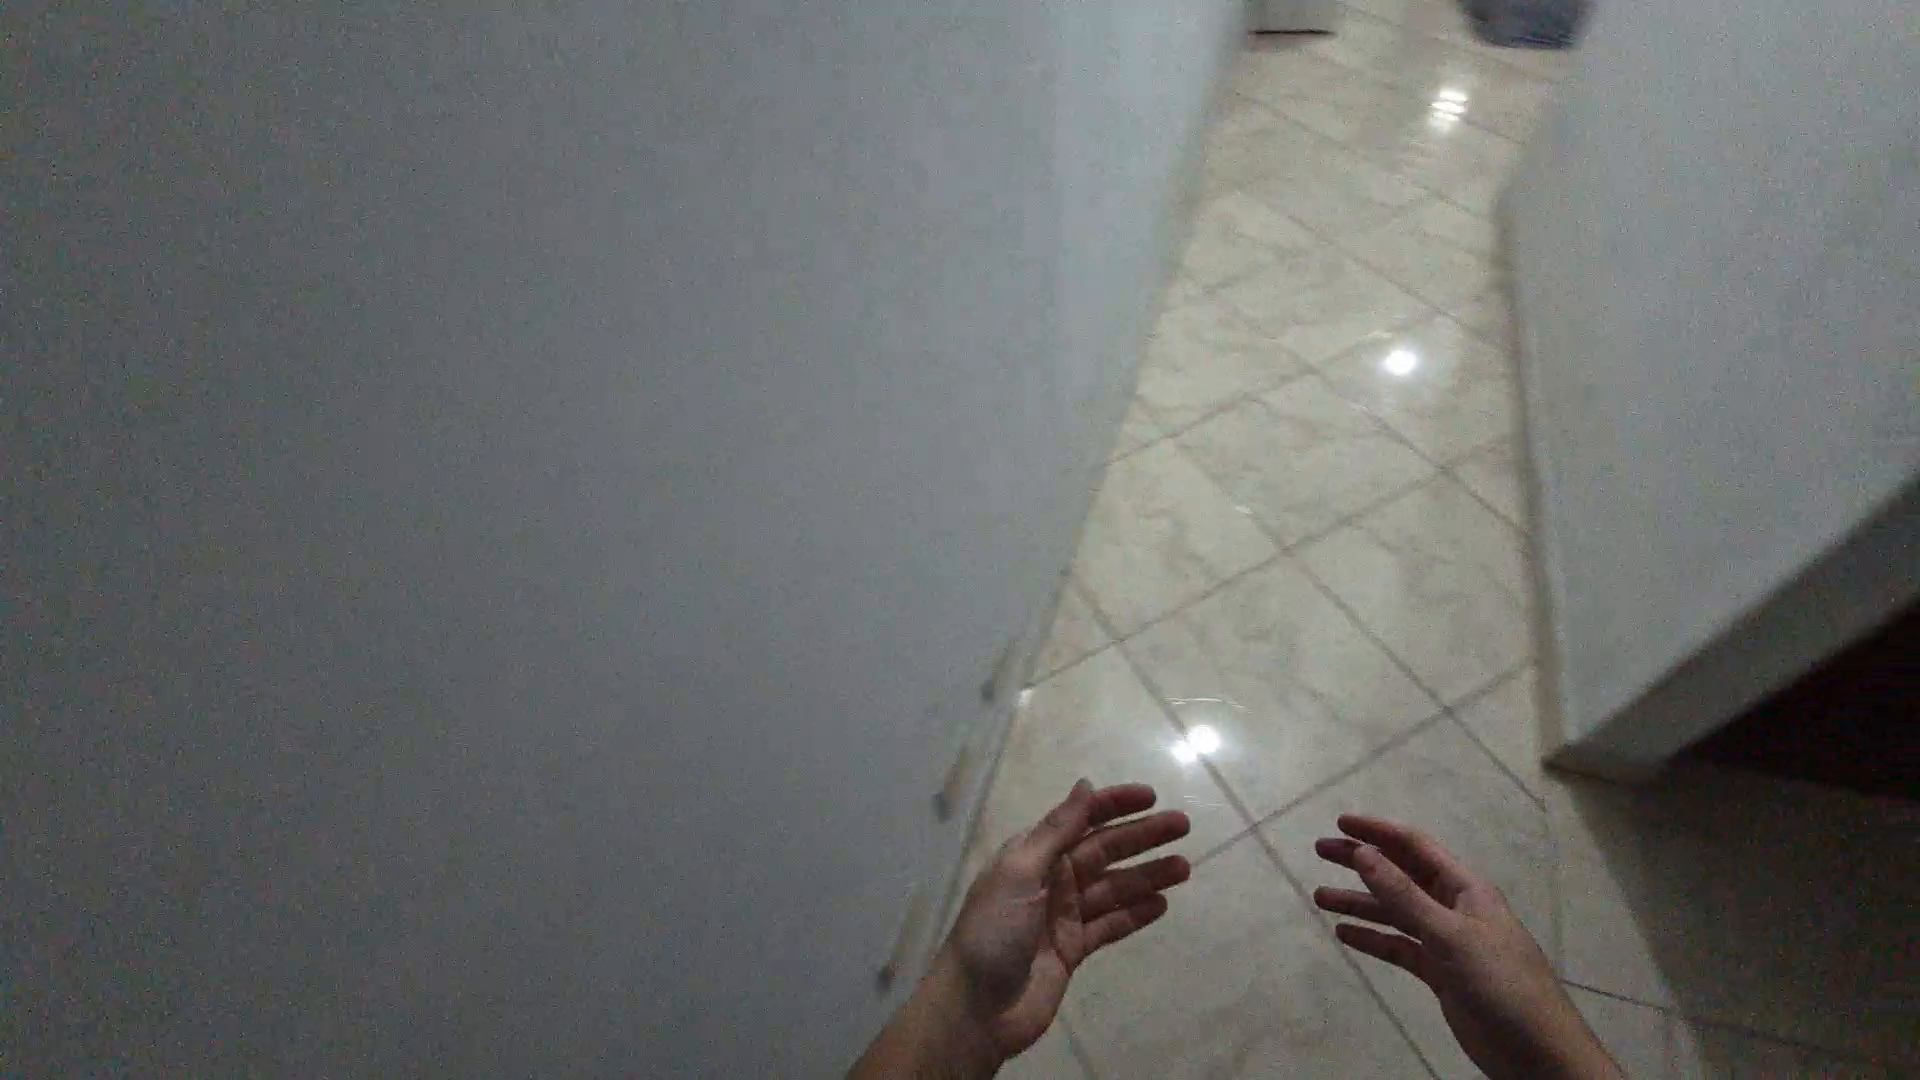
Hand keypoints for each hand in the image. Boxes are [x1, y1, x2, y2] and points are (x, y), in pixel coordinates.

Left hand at [945, 780, 1191, 1060]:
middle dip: (1141, 836)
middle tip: (1182, 825)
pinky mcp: (1074, 948)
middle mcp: (1051, 877)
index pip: (1080, 818)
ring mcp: (1064, 914)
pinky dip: (1136, 914)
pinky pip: (1111, 924)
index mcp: (1033, 853)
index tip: (1150, 796)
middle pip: (1104, 849)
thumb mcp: (1020, 871)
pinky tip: (1162, 904)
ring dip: (1148, 875)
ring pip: (1114, 887)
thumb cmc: (992, 929)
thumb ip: (1055, 831)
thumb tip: (1084, 785)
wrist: (975, 1007)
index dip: (1114, 804)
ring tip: (1184, 867)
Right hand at [1312, 815, 1622, 1079]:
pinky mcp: (1441, 972)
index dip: (1377, 831)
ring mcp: (1447, 941)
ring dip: (1359, 903)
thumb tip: (1363, 853)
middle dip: (1361, 861)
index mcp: (1465, 889)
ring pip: (1394, 911)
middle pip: (1399, 874)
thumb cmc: (1501, 984)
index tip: (1339, 823)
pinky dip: (1373, 939)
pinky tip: (1345, 935)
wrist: (1542, 1058)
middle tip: (1321, 851)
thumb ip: (1403, 894)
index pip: (1414, 846)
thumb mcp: (1449, 935)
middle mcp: (1454, 908)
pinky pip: (1399, 946)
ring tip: (1319, 897)